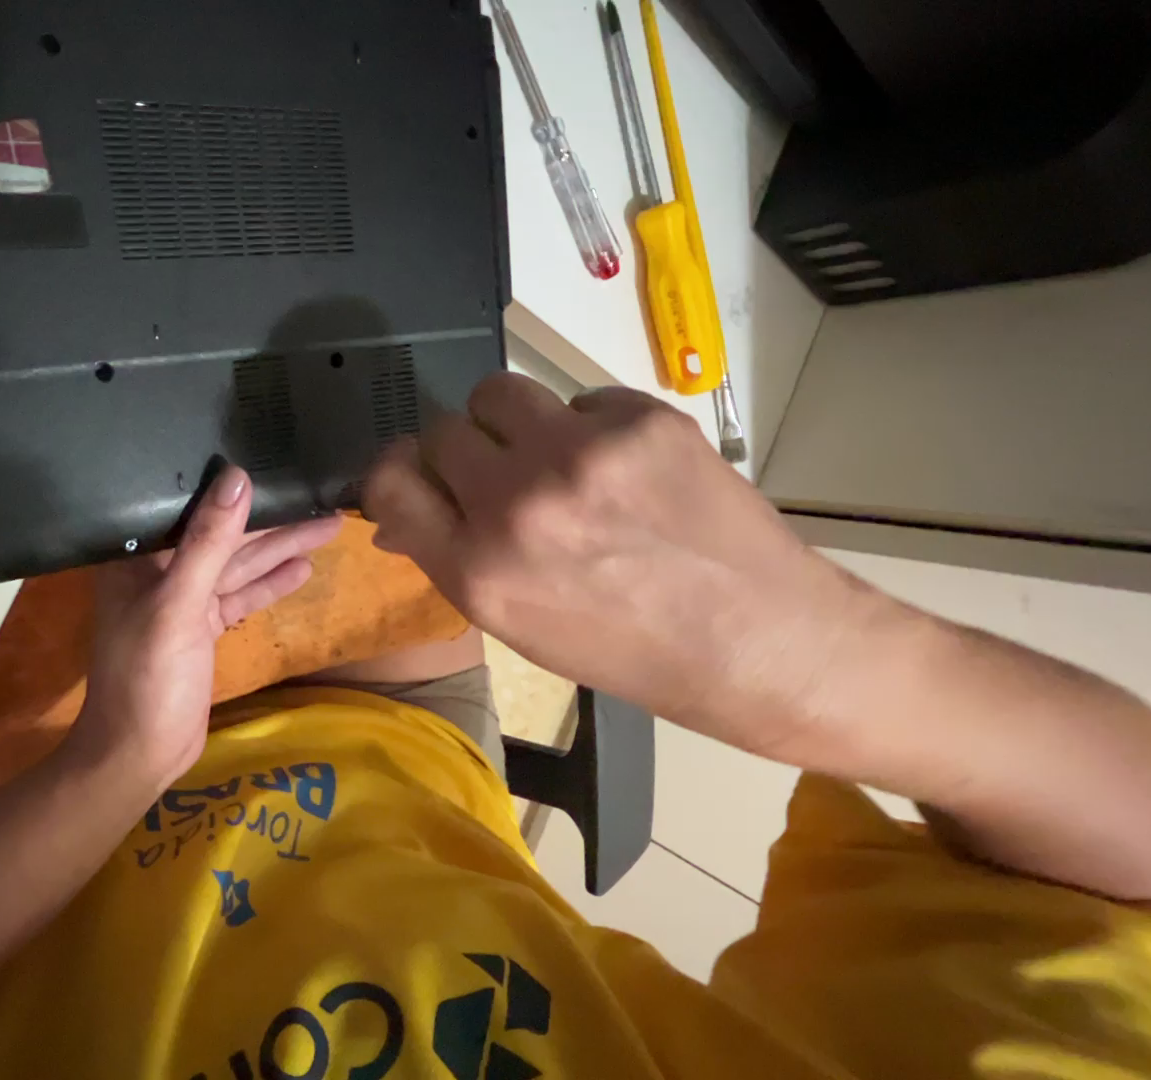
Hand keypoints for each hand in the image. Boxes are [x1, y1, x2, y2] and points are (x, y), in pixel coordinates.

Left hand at [69, 466, 343, 789]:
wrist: (140, 754)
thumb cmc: (147, 678)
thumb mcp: (178, 605)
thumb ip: (208, 544)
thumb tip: (237, 479)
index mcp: (139, 558)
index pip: (191, 509)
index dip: (235, 488)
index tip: (277, 465)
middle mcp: (160, 573)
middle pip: (225, 537)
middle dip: (273, 522)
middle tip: (323, 499)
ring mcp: (185, 602)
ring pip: (239, 566)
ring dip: (281, 549)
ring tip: (329, 524)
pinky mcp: (203, 628)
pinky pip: (241, 596)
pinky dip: (270, 584)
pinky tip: (304, 568)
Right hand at [364, 374, 890, 765]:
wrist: (760, 640)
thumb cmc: (631, 654)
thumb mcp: (522, 627)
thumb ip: (454, 562)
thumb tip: (400, 518)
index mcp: (479, 572)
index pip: (390, 483)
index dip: (394, 475)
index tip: (415, 477)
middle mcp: (516, 504)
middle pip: (440, 431)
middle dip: (459, 455)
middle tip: (498, 478)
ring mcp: (580, 452)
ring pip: (497, 393)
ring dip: (510, 423)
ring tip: (551, 456)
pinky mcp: (639, 419)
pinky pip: (576, 397)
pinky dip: (584, 426)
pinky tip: (621, 467)